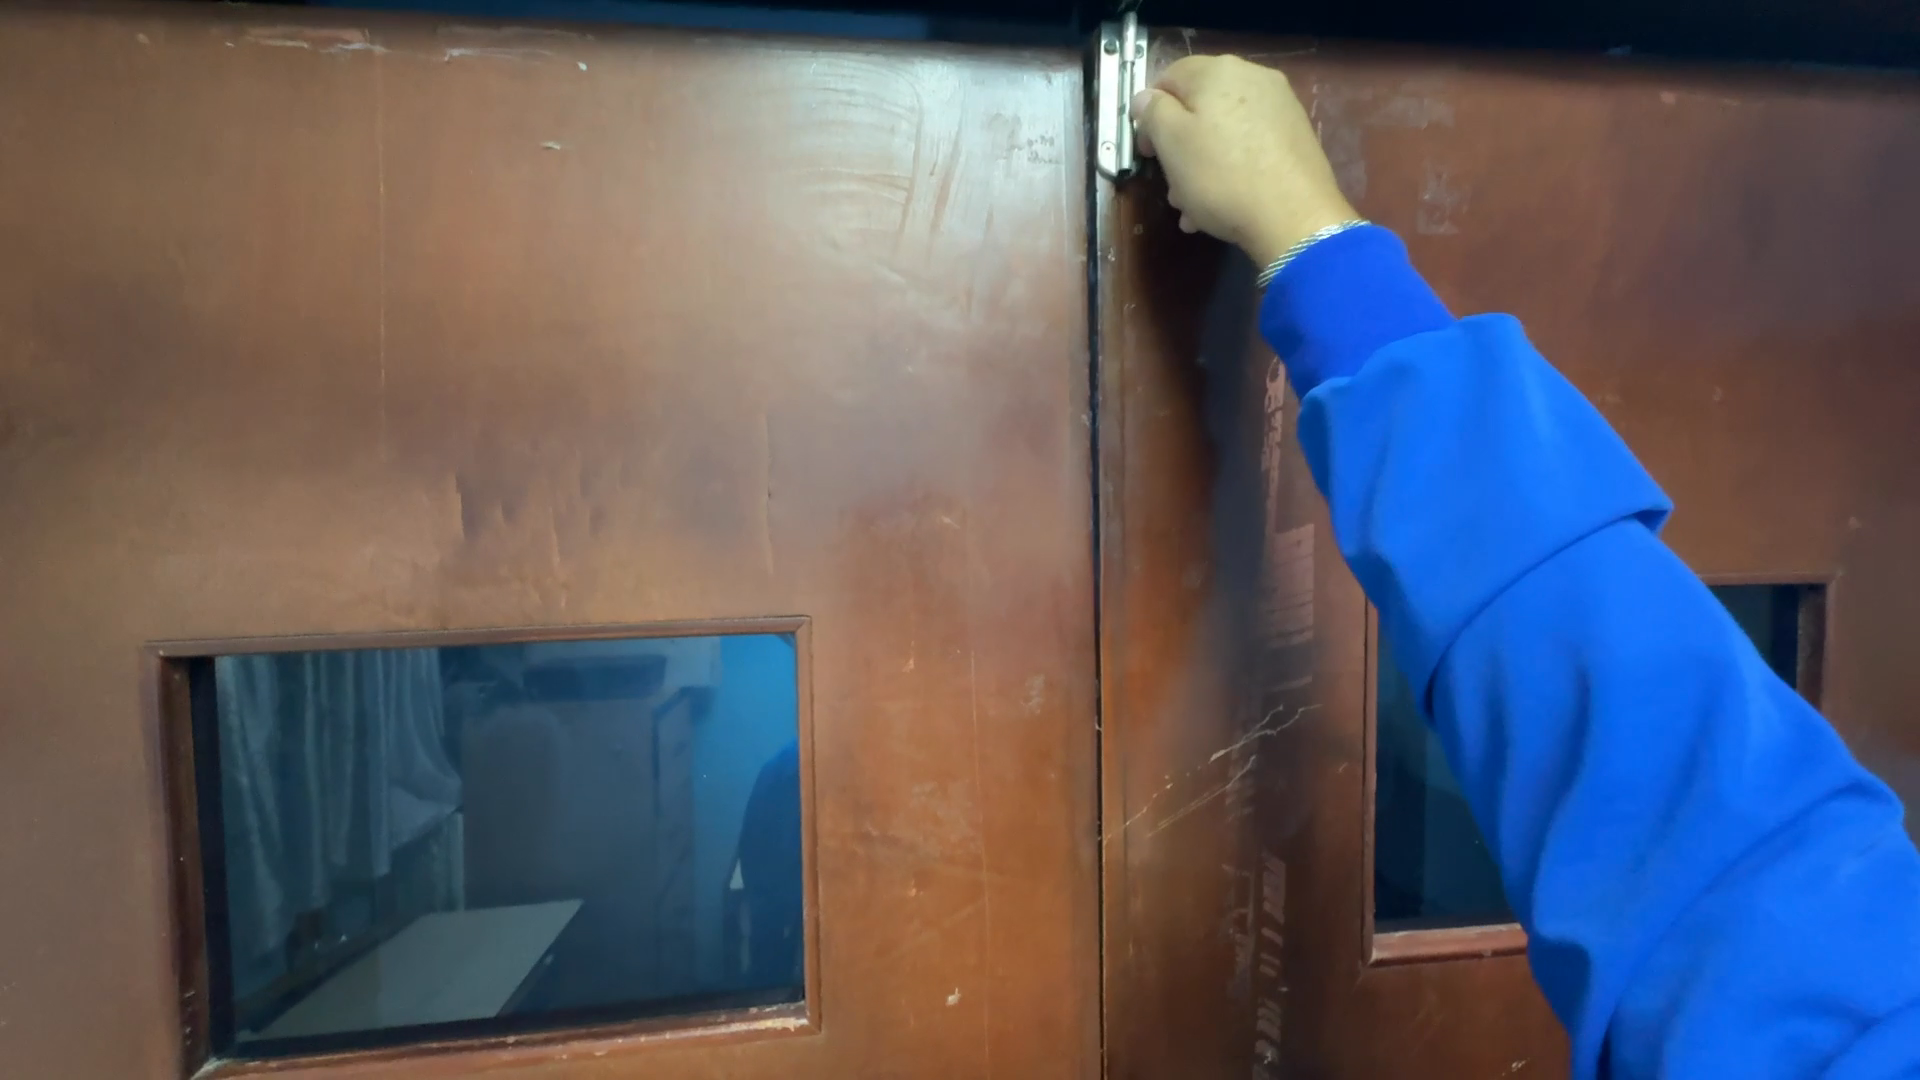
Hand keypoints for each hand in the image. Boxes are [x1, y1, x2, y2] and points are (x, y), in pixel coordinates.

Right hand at [1131, 55, 1358, 266]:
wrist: (1291, 214)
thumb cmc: (1220, 177)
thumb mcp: (1172, 144)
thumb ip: (1153, 113)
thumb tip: (1145, 98)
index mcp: (1216, 72)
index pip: (1169, 78)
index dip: (1150, 113)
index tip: (1146, 151)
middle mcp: (1250, 77)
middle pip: (1198, 108)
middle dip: (1177, 147)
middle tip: (1171, 187)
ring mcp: (1277, 105)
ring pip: (1221, 132)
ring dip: (1200, 167)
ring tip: (1194, 206)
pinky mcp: (1292, 134)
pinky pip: (1246, 146)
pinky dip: (1228, 170)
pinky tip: (1221, 204)